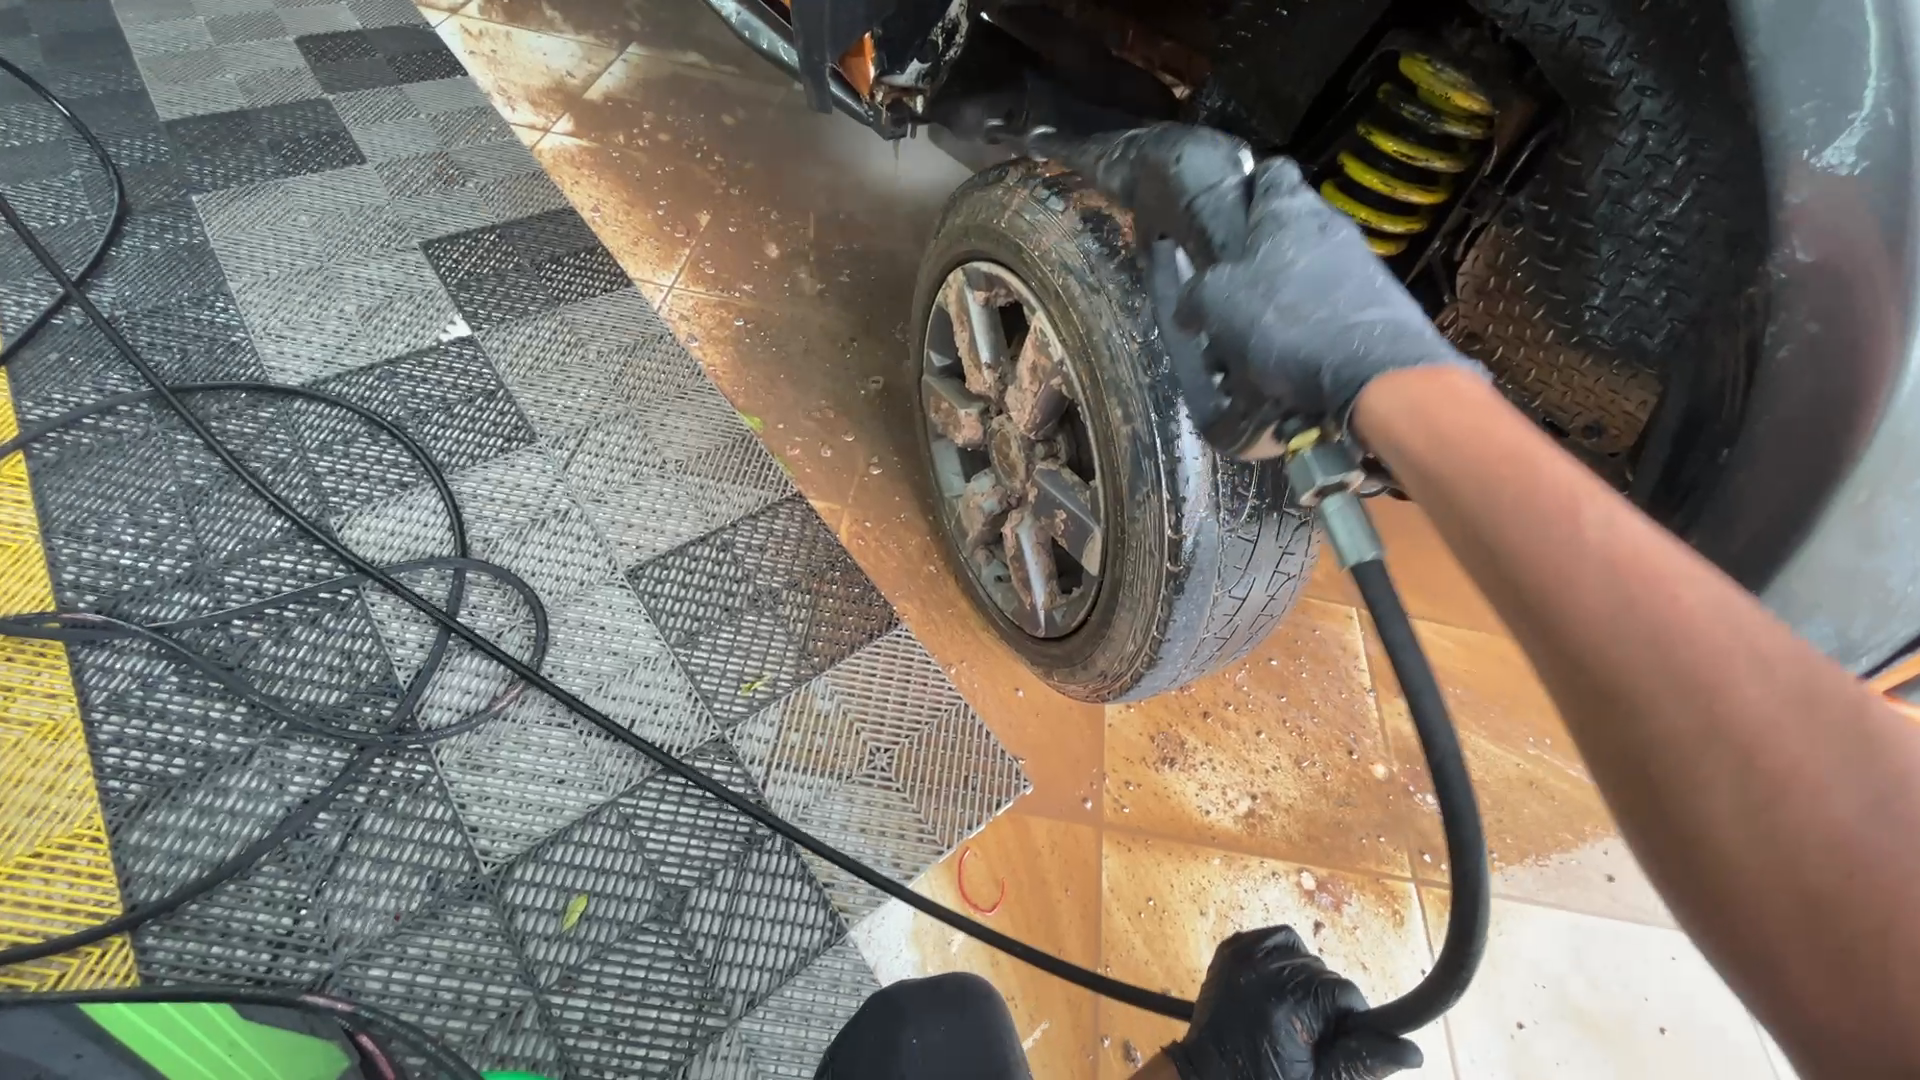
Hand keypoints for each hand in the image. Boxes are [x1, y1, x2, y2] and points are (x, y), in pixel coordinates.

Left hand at [1166, 927, 1422, 1079]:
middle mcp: (1263, 970)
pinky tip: (1282, 986)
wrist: (1208, 1078)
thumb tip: (1412, 1050)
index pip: (1344, 992)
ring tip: (1299, 1012)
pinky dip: (1283, 956)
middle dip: (1328, 1001)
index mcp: (1286, 1002)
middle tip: (1315, 1034)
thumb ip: (1361, 1062)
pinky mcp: (1231, 950)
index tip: (1339, 1042)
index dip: (1351, 1019)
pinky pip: (1271, 937)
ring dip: (1307, 976)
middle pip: (1322, 971)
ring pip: (1301, 951)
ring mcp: (1243, 955)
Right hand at [1174, 157, 1483, 429]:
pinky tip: (1275, 373)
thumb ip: (1195, 294)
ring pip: (1297, 282)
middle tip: (1220, 303)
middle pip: (1281, 236)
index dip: (1246, 186)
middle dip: (1248, 269)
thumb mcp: (1216, 302)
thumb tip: (1187, 306)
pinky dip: (1294, 340)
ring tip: (1240, 354)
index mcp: (1289, 211)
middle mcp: (1328, 229)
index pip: (1270, 173)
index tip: (1225, 213)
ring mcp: (1356, 269)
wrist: (1370, 371)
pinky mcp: (1370, 310)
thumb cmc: (1284, 320)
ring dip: (1267, 312)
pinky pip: (1318, 317)